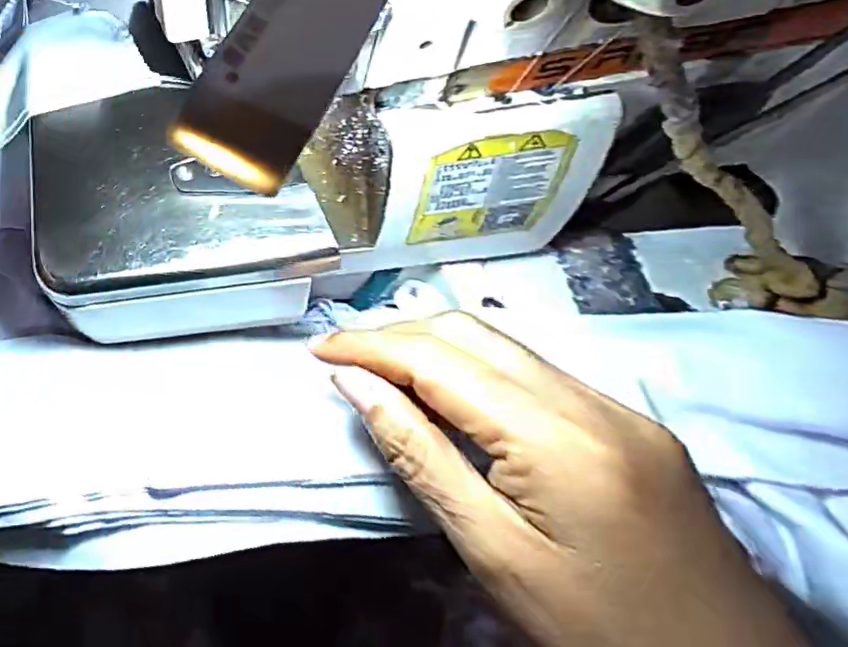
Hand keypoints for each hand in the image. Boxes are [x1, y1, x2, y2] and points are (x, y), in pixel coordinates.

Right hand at [312, 312, 805, 646]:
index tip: (316, 352)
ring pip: (499, 342)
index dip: (366, 346)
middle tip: (342, 359)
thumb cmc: (596, 626)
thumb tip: (351, 381)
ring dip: (429, 344)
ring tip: (380, 370)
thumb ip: (416, 451)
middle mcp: (597, 408)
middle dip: (393, 335)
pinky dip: (470, 365)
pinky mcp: (633, 429)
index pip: (437, 359)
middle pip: (469, 332)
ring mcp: (623, 414)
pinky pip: (530, 368)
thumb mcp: (490, 546)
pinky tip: (443, 392)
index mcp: (560, 439)